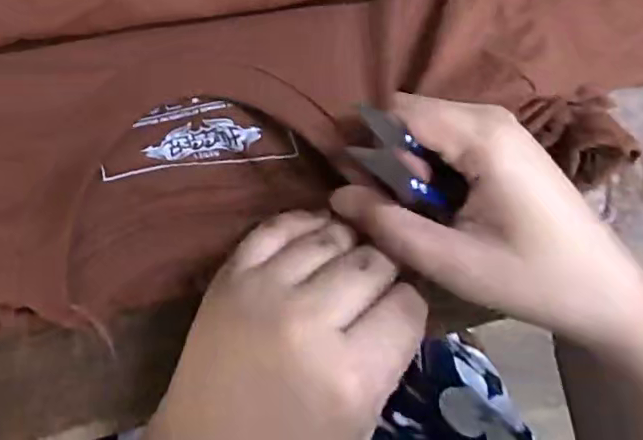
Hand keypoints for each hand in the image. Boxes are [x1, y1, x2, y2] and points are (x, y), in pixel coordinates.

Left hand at [147, 210, 426, 439]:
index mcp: (350, 376)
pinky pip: (277, 227)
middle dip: (386, 266)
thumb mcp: (357, 419)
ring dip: (349, 239)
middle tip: (383, 274)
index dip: (411, 301)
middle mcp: (310, 321)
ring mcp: (266, 289)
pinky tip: (316, 229)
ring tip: (353, 249)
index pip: (405, 307)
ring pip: (328, 235)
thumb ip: (383, 359)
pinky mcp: (231, 272)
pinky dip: (303, 222)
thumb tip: (401, 298)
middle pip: (371, 263)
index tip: (404, 303)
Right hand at [331, 93, 642, 353]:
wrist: (609, 294)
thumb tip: (336, 195)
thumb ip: (390, 226)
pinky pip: (445, 132)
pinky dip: (432, 161)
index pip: (398, 111)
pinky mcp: (502, 137)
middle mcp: (488, 114)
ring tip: (429, 209)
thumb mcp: (456, 263)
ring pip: (424, 122)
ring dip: (411, 160)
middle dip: (392, 155)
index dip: (373, 145)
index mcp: (481, 134)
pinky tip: (447, 202)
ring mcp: (498, 123)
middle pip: (409, 112)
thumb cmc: (535, 279)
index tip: (375, 192)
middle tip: (406, 206)